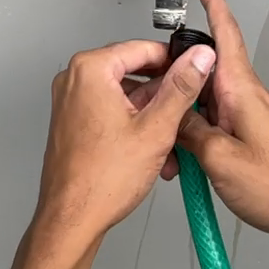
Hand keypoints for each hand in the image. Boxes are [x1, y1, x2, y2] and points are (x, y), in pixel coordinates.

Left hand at [36, 38, 216, 248]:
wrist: (72, 219)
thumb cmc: (101, 180)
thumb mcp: (156, 128)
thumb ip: (181, 88)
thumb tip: (198, 59)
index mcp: (90, 69)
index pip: (142, 48)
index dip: (174, 60)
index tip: (195, 69)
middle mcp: (74, 79)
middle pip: (133, 71)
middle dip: (164, 94)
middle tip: (188, 108)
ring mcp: (71, 100)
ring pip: (124, 95)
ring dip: (152, 115)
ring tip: (174, 139)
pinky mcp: (73, 120)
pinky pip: (111, 110)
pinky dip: (134, 124)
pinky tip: (155, 150)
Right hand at [174, 0, 268, 256]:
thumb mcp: (220, 160)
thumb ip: (189, 131)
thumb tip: (171, 115)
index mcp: (240, 91)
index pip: (226, 34)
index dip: (215, 6)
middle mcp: (246, 97)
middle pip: (203, 71)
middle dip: (175, 79)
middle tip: (153, 91)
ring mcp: (250, 118)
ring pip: (205, 103)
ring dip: (184, 119)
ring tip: (173, 150)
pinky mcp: (251, 139)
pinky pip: (215, 126)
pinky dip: (196, 137)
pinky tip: (190, 163)